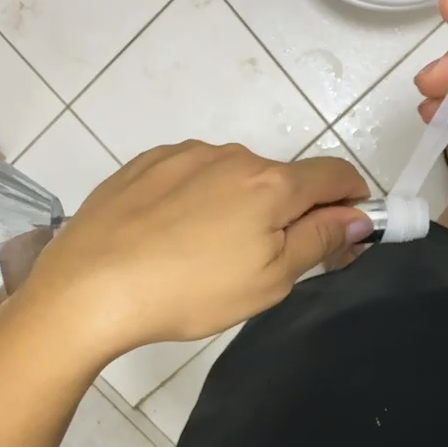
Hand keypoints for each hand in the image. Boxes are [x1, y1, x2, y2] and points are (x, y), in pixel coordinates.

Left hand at [7, 141, 370, 365]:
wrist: (90, 287)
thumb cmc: (191, 292)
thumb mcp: (270, 280)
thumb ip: (319, 240)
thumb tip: (357, 215)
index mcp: (271, 184)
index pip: (335, 174)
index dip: (352, 198)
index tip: (348, 227)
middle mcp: (232, 155)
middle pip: (283, 178)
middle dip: (292, 210)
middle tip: (271, 260)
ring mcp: (184, 155)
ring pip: (236, 176)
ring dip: (243, 204)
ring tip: (210, 253)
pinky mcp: (145, 164)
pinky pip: (193, 176)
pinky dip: (200, 199)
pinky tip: (175, 237)